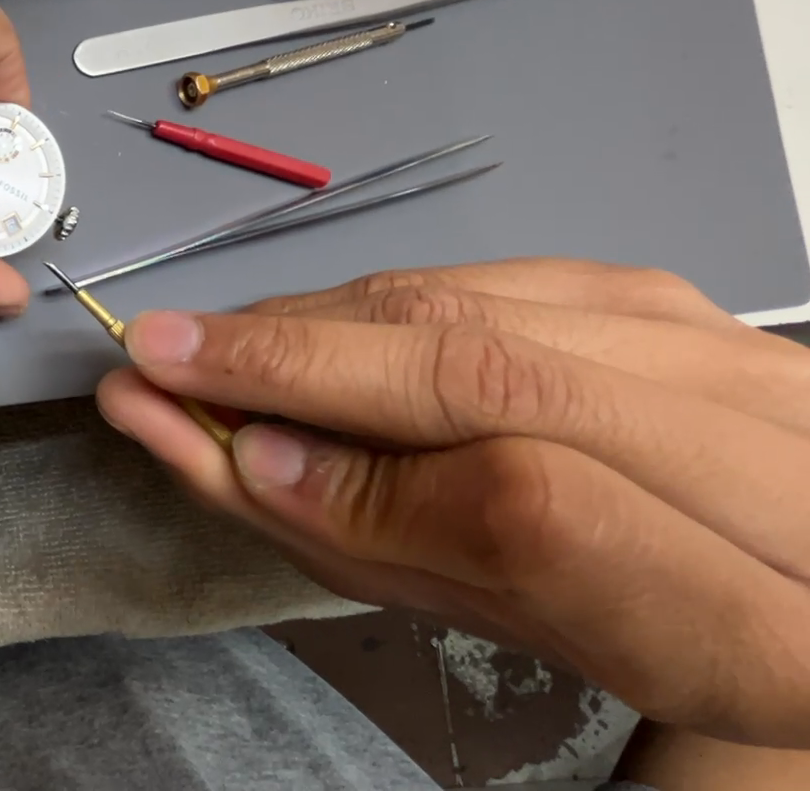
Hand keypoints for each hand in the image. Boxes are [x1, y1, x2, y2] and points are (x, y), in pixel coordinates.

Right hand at [94, 259, 809, 746]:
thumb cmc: (579, 610)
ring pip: (467, 309)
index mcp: (759, 627)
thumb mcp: (474, 619)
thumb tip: (225, 447)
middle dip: (291, 361)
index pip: (539, 517)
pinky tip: (302, 330)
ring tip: (212, 344)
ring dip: (307, 324)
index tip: (228, 451)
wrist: (731, 544)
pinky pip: (473, 277)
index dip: (360, 481)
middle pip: (489, 375)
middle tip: (156, 350)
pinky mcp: (659, 294)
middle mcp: (774, 459)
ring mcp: (724, 350)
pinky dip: (360, 305)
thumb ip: (346, 536)